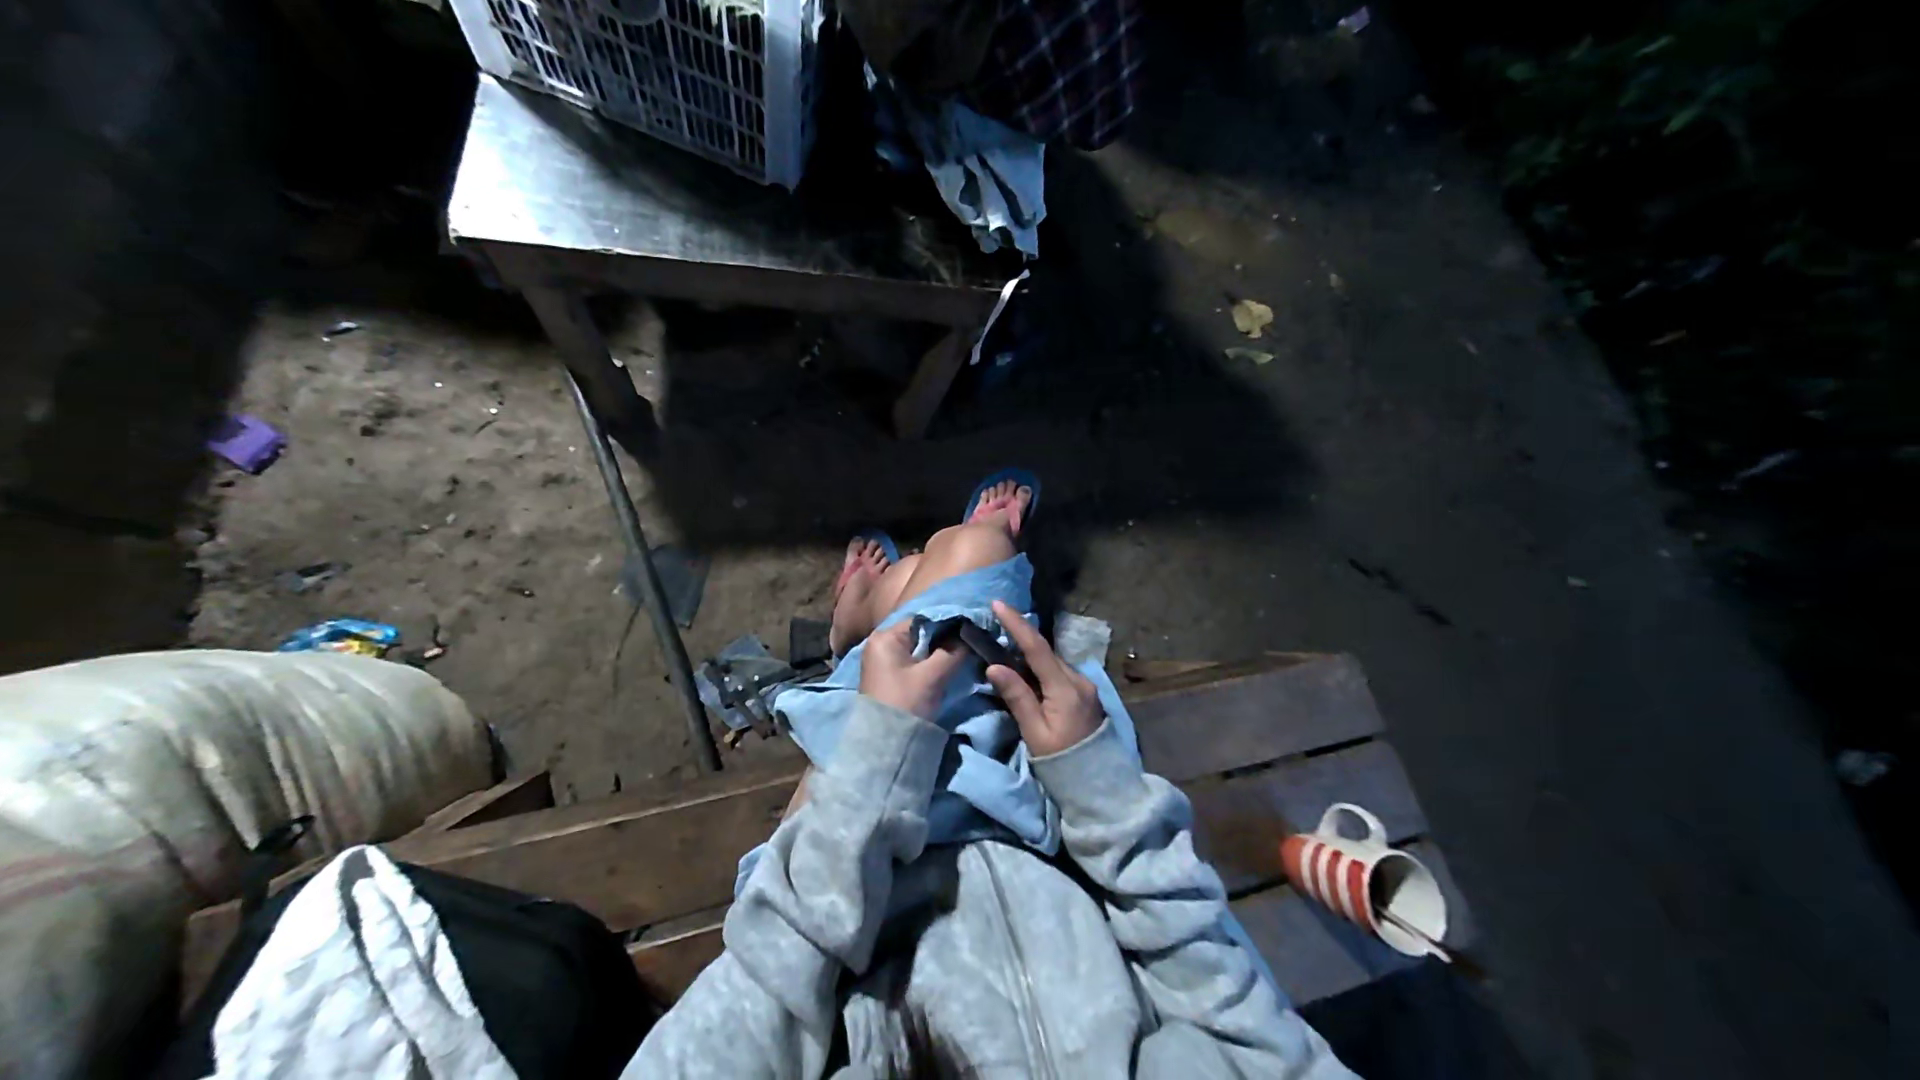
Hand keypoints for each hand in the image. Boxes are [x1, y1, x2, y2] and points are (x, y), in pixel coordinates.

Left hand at [859, 620, 968, 719]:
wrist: (884, 746)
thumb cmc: (905, 703)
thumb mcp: (932, 676)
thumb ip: (954, 651)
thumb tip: (971, 632)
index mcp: (885, 637)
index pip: (924, 620)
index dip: (949, 624)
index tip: (972, 630)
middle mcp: (880, 644)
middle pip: (921, 634)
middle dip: (945, 639)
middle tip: (971, 643)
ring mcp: (883, 661)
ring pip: (919, 649)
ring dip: (939, 653)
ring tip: (963, 655)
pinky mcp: (889, 677)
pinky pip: (914, 663)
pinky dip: (930, 664)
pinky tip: (947, 668)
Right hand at [985, 600, 1104, 756]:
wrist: (1099, 785)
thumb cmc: (1061, 762)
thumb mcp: (1035, 732)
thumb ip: (1017, 697)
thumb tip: (995, 666)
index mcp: (1065, 689)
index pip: (1037, 648)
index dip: (1017, 624)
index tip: (999, 604)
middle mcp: (1079, 681)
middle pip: (1046, 652)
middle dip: (1022, 636)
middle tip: (997, 625)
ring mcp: (1086, 687)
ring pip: (1053, 662)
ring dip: (1032, 654)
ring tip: (1007, 648)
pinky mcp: (1087, 695)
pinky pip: (1060, 673)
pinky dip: (1042, 668)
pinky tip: (1028, 672)